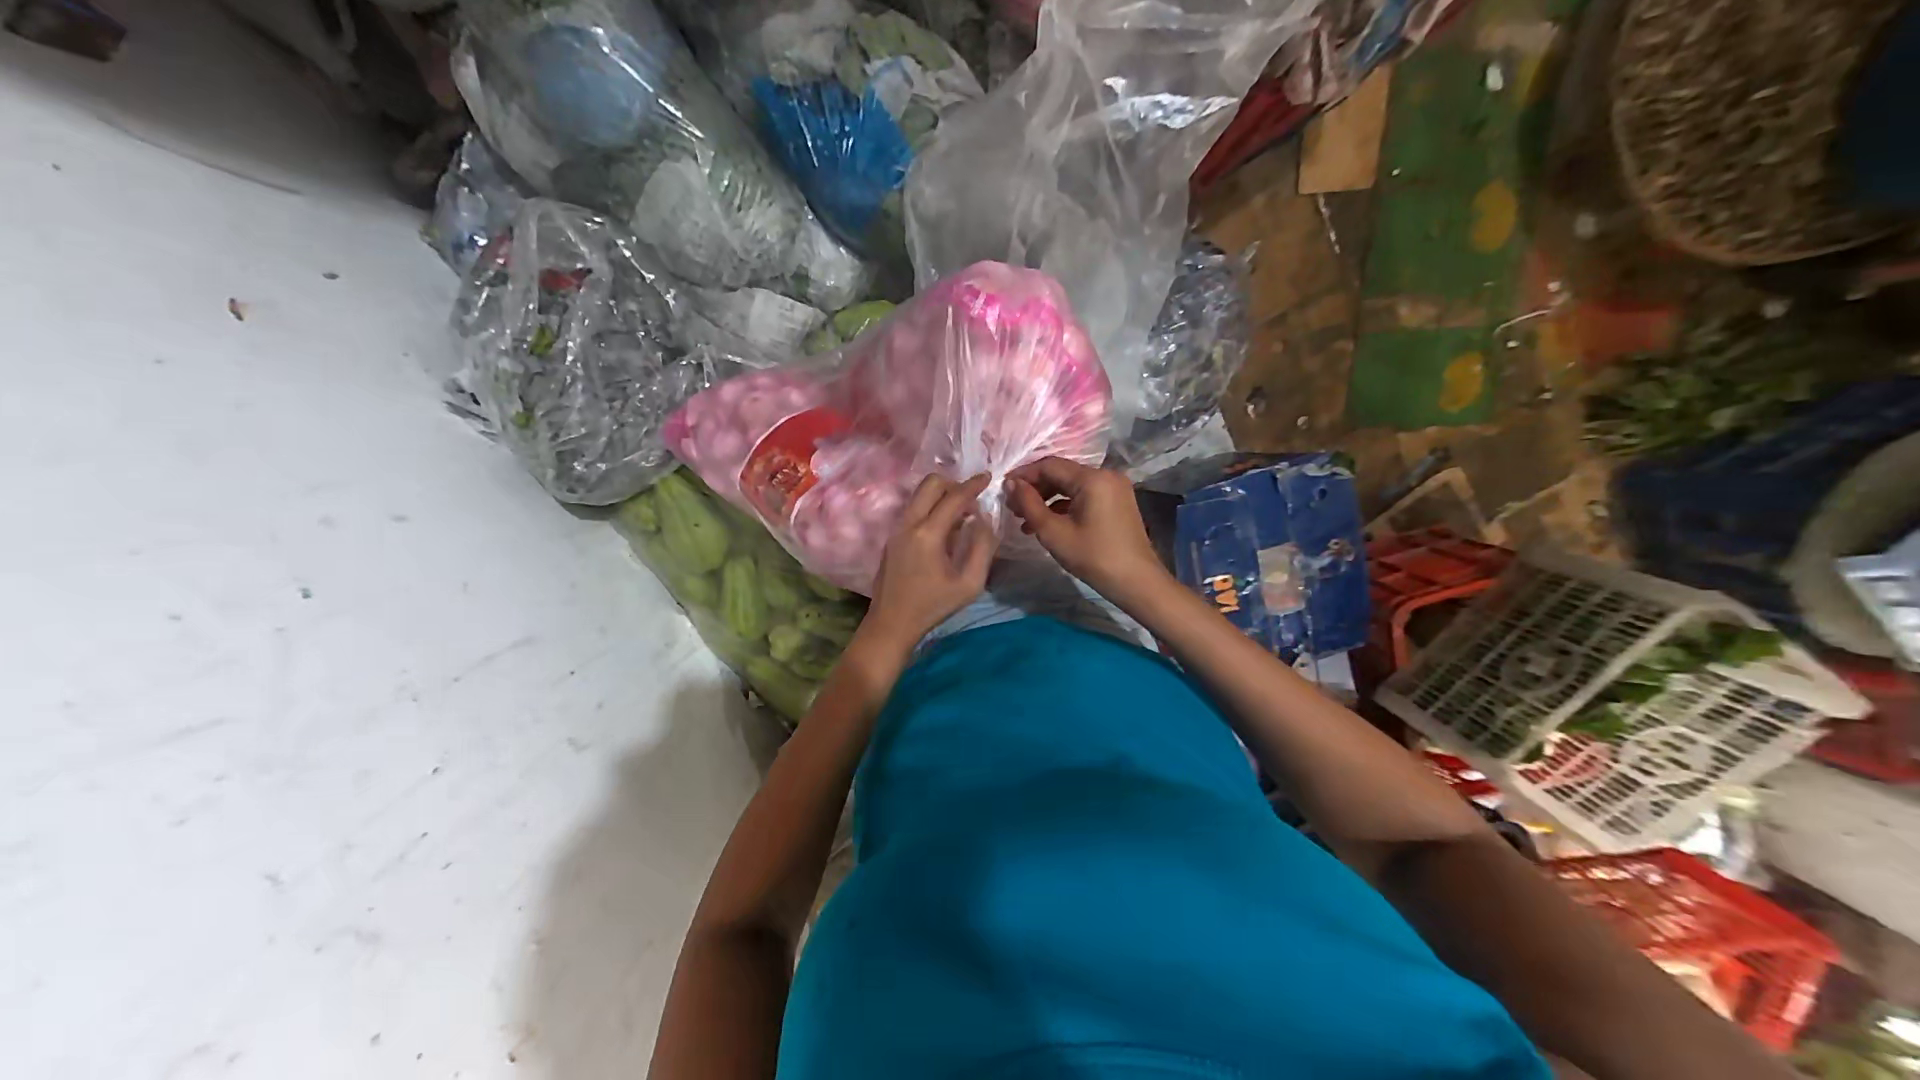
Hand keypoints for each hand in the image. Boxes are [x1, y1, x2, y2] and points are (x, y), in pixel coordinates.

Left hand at [862, 473, 998, 645]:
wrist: (891, 623)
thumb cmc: (933, 606)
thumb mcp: (969, 584)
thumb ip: (982, 548)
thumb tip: (985, 521)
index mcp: (928, 534)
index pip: (953, 497)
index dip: (973, 485)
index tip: (988, 478)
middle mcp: (908, 524)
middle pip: (930, 484)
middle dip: (953, 484)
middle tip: (971, 499)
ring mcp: (896, 529)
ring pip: (919, 495)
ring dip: (941, 496)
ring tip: (961, 515)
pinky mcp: (891, 537)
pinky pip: (913, 510)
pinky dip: (930, 508)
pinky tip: (944, 530)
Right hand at [1006, 457, 1167, 603]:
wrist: (1136, 582)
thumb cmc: (1093, 557)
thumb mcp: (1053, 532)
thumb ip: (1029, 504)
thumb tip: (1010, 483)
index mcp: (1092, 478)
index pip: (1049, 465)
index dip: (1023, 475)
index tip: (1003, 489)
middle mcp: (1106, 475)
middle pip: (1061, 474)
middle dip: (1034, 489)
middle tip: (1012, 508)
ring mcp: (1114, 488)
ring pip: (1072, 486)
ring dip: (1047, 500)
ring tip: (1025, 521)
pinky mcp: (1117, 502)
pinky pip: (1085, 497)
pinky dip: (1065, 507)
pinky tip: (1048, 525)